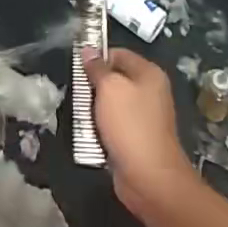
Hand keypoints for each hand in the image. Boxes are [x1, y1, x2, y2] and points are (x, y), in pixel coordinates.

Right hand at [83, 49, 196, 214]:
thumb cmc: (130, 125)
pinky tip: (91, 136)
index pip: (119, 53)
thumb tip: (88, 49)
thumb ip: (98, 68)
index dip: (98, 58)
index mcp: (149, 73)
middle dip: (94, 87)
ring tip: (82, 117)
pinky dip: (101, 130)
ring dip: (95, 111)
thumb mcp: (110, 89)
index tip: (77, 69)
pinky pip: (114, 126)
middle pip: (115, 79)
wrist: (149, 177)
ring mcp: (144, 116)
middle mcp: (150, 91)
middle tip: (78, 95)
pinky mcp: (137, 138)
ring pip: (112, 104)